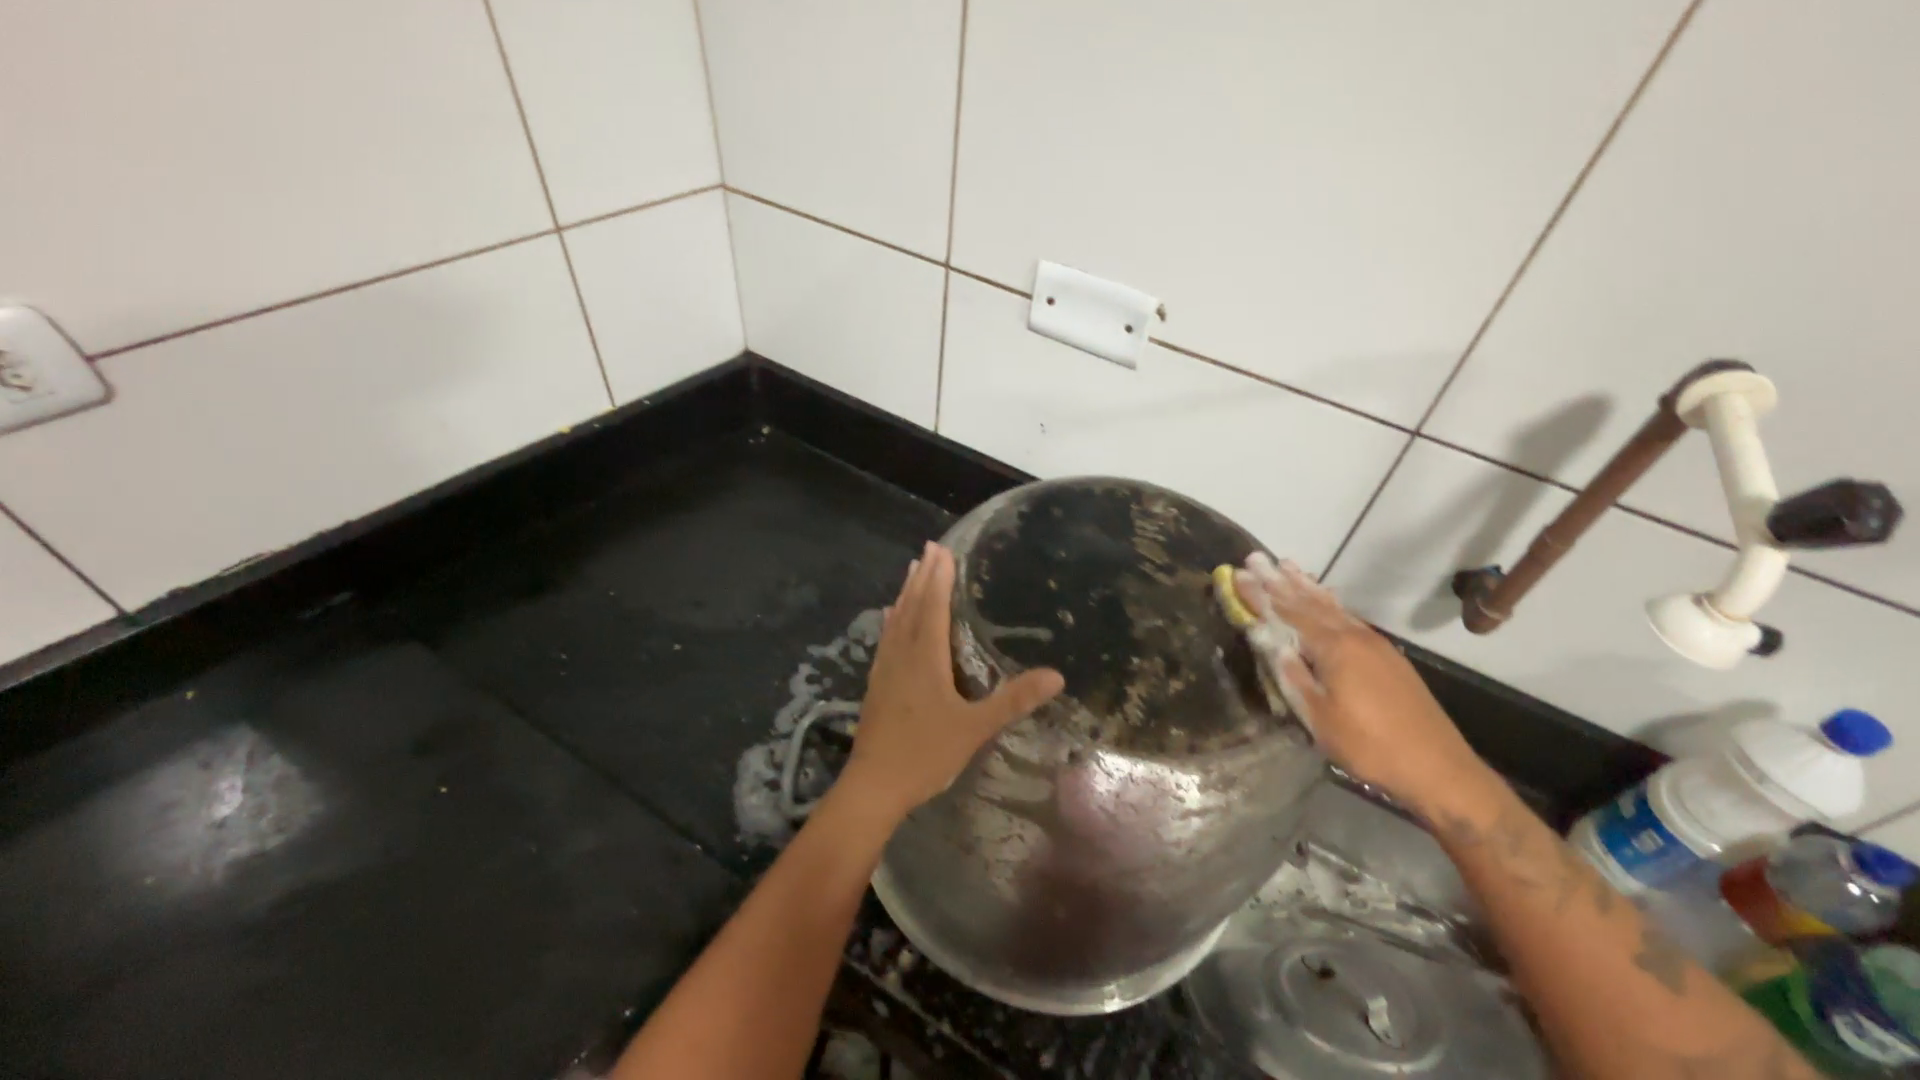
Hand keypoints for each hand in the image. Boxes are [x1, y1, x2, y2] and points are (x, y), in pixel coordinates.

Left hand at [842, 542, 1064, 821]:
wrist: (873, 786)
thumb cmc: (925, 754)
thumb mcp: (975, 728)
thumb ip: (1013, 700)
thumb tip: (1056, 676)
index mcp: (925, 659)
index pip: (934, 608)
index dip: (939, 578)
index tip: (944, 550)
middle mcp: (902, 656)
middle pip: (912, 607)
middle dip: (922, 577)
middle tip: (930, 547)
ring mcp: (885, 670)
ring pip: (896, 621)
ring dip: (906, 593)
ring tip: (911, 569)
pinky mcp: (876, 685)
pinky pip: (886, 639)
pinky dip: (891, 620)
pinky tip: (890, 617)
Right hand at [1234, 554, 1485, 809]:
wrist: (1436, 765)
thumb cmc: (1369, 745)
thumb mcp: (1319, 718)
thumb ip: (1293, 677)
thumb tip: (1273, 645)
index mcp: (1334, 648)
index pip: (1287, 614)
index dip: (1261, 595)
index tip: (1239, 573)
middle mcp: (1353, 636)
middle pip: (1309, 603)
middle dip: (1280, 582)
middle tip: (1256, 557)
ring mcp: (1373, 644)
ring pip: (1331, 607)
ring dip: (1305, 586)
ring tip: (1286, 566)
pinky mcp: (1386, 656)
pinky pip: (1347, 617)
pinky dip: (1329, 603)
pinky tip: (1325, 599)